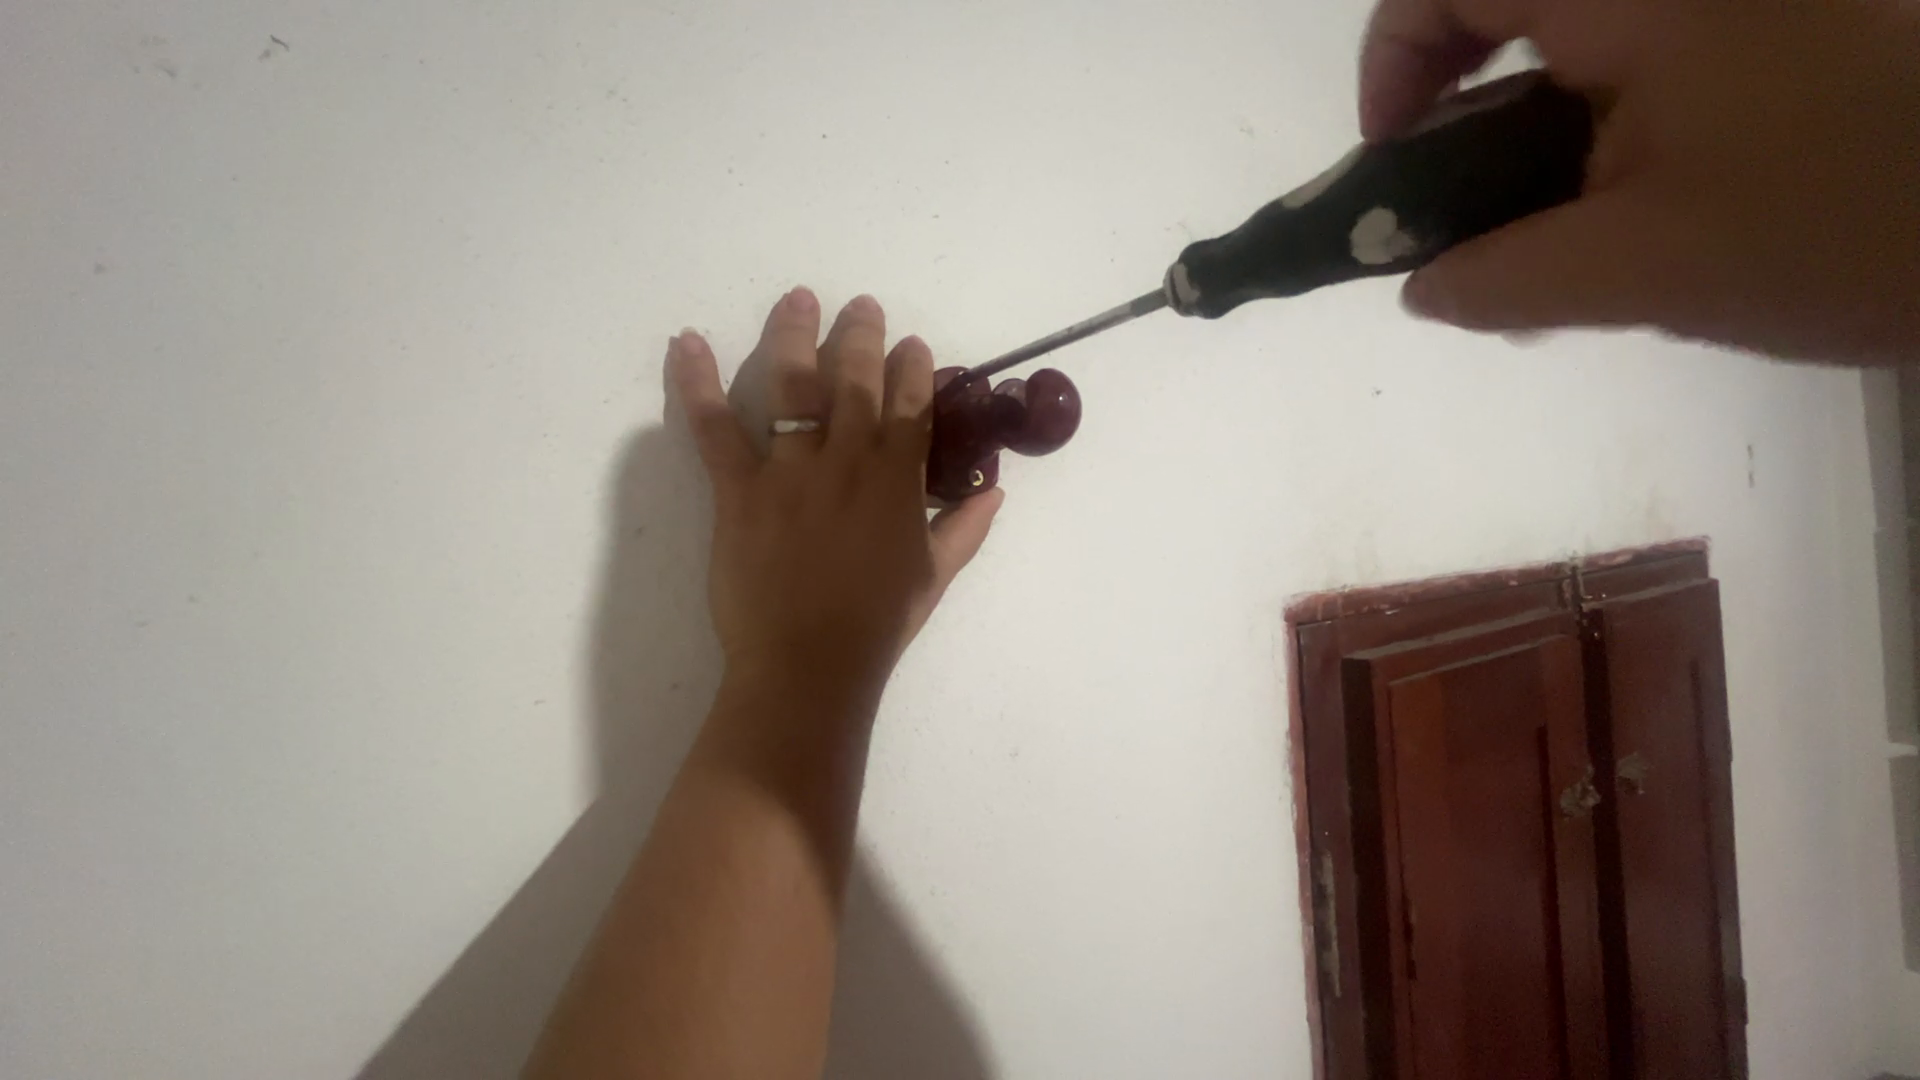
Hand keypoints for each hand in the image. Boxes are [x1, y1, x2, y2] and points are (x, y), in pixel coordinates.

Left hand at [669, 289, 1003, 701]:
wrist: (810, 665)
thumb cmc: (877, 625)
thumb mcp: (934, 577)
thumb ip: (965, 528)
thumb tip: (995, 491)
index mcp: (897, 482)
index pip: (911, 407)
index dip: (915, 370)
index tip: (914, 343)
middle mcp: (847, 462)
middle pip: (856, 381)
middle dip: (861, 335)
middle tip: (861, 305)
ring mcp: (790, 472)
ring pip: (793, 387)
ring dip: (795, 335)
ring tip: (798, 298)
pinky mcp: (739, 491)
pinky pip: (713, 429)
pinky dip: (696, 383)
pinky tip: (688, 342)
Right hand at [1362, 0, 1919, 362]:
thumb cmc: (1854, 230)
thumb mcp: (1645, 274)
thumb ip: (1500, 282)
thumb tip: (1422, 289)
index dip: (1397, 53)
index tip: (1392, 148)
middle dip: (1448, 82)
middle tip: (1444, 178)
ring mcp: (1731, 8)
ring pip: (1569, 33)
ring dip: (1518, 117)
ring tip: (1521, 216)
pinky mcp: (1770, 31)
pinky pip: (1633, 53)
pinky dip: (1585, 122)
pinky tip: (1597, 200)